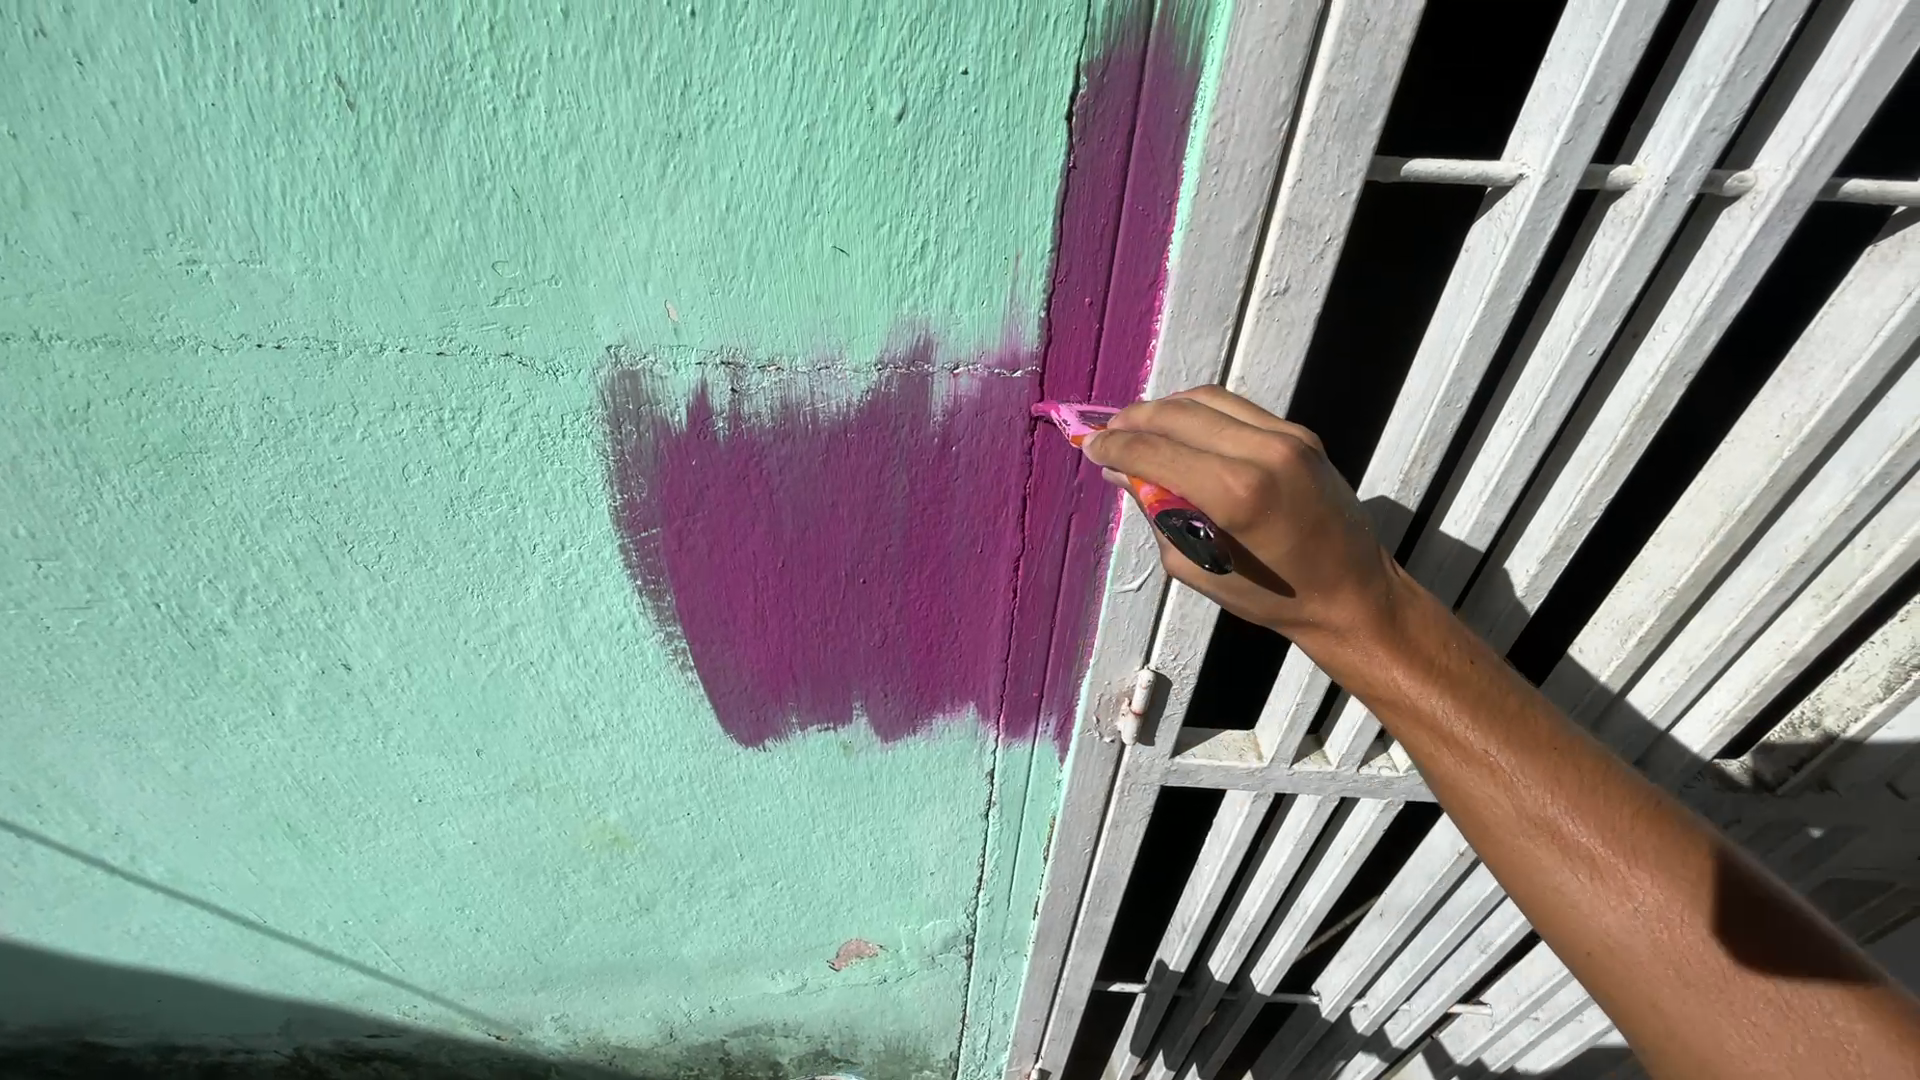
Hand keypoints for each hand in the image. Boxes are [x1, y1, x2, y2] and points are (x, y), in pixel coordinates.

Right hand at [1081, 385, 1406, 649]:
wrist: (1352, 594)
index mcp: (1235, 493)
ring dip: (1164, 408)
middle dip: (1133, 420)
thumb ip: (1157, 512)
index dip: (1114, 447)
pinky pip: (1235, 408)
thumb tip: (1122, 474)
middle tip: (1107, 434)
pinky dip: (1198, 410)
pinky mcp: (1300, 434)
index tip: (1090, 448)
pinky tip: (1180, 427)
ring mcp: (1287, 436)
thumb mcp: (1196, 566)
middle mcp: (1262, 452)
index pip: (1154, 452)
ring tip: (1138, 426)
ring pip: (1206, 400)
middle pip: (1177, 415)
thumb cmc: (1269, 597)